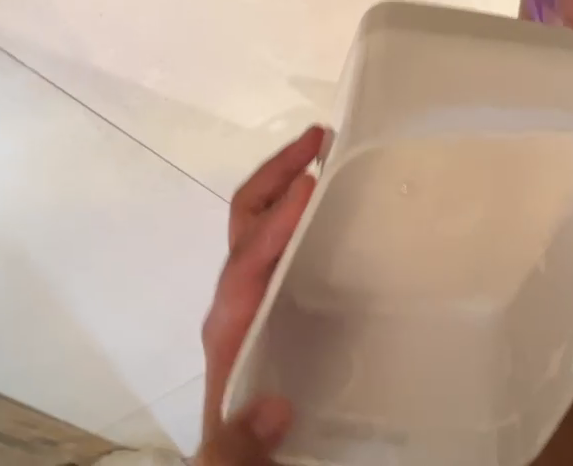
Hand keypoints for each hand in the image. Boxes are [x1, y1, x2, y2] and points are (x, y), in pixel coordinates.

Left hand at [196, 126, 325, 463]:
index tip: (309, 184)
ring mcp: (258, 290)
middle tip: (321, 138)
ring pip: (265, 220)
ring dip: (290, 177)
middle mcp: (239, 296)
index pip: (246, 264)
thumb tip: (274, 410)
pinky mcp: (279, 292)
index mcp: (230, 326)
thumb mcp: (232, 456)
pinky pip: (287, 236)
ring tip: (331, 148)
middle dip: (277, 172)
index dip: (275, 224)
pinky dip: (306, 204)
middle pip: (248, 218)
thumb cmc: (240, 447)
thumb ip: (238, 445)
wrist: (243, 453)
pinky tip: (341, 196)